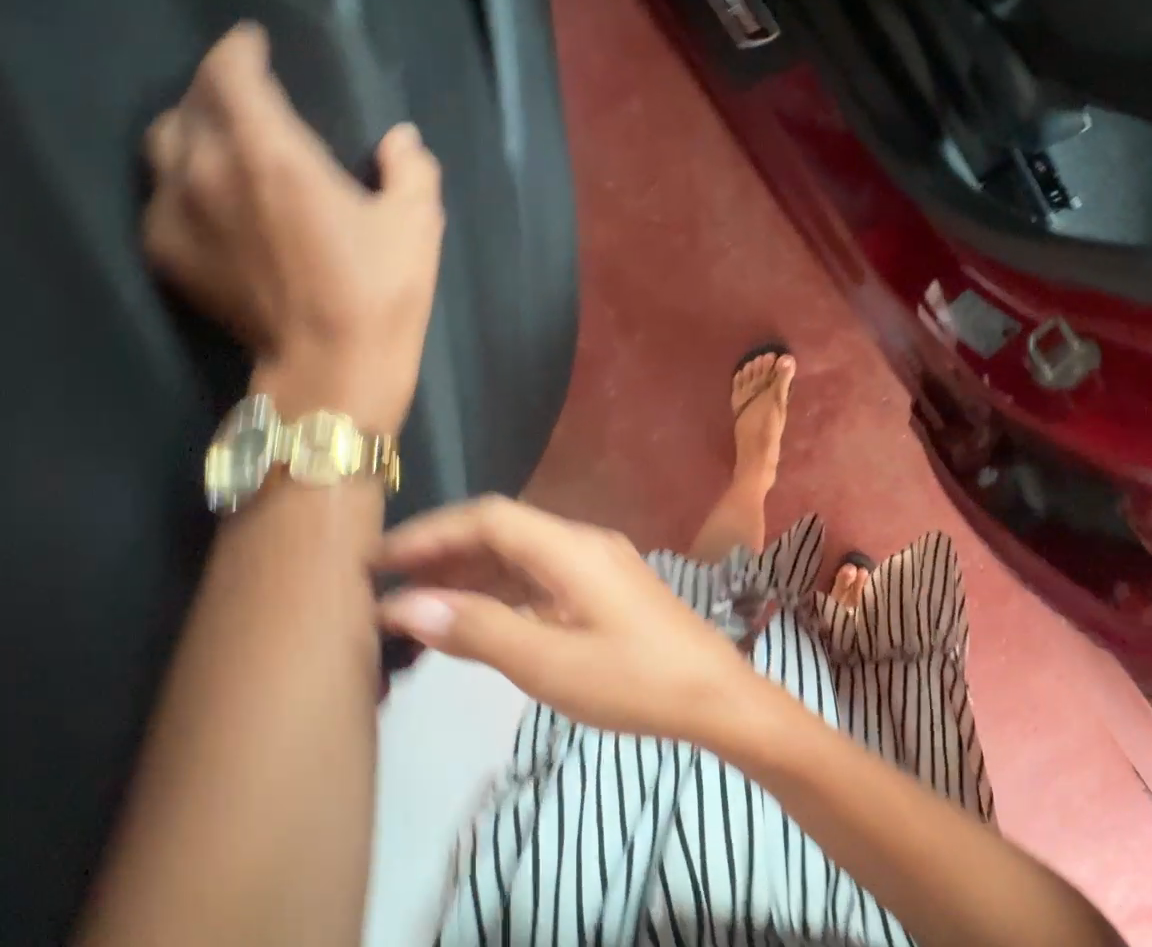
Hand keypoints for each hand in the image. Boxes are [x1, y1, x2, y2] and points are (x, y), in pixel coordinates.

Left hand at [143, 22, 444, 431]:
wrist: (331, 365)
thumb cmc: (382, 292)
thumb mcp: (419, 225)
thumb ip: (411, 170)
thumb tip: (400, 140)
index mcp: (274, 157)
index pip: (231, 76)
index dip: (240, 52)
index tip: (254, 44)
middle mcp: (210, 172)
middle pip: (192, 103)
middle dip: (217, 86)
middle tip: (248, 89)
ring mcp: (178, 210)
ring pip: (166, 143)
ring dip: (194, 126)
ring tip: (223, 134)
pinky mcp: (168, 248)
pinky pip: (164, 191)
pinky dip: (187, 177)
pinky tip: (218, 195)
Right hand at [374, 497, 760, 743]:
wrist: (715, 696)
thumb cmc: (634, 680)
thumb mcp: (548, 661)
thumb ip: (477, 629)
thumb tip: (402, 604)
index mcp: (574, 550)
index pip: (490, 518)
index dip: (430, 533)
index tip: (375, 561)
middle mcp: (588, 546)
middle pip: (505, 533)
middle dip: (444, 554)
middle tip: (383, 588)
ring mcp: (602, 568)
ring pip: (523, 558)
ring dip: (471, 577)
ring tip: (414, 609)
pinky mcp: (609, 593)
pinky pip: (544, 580)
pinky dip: (503, 595)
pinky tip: (473, 624)